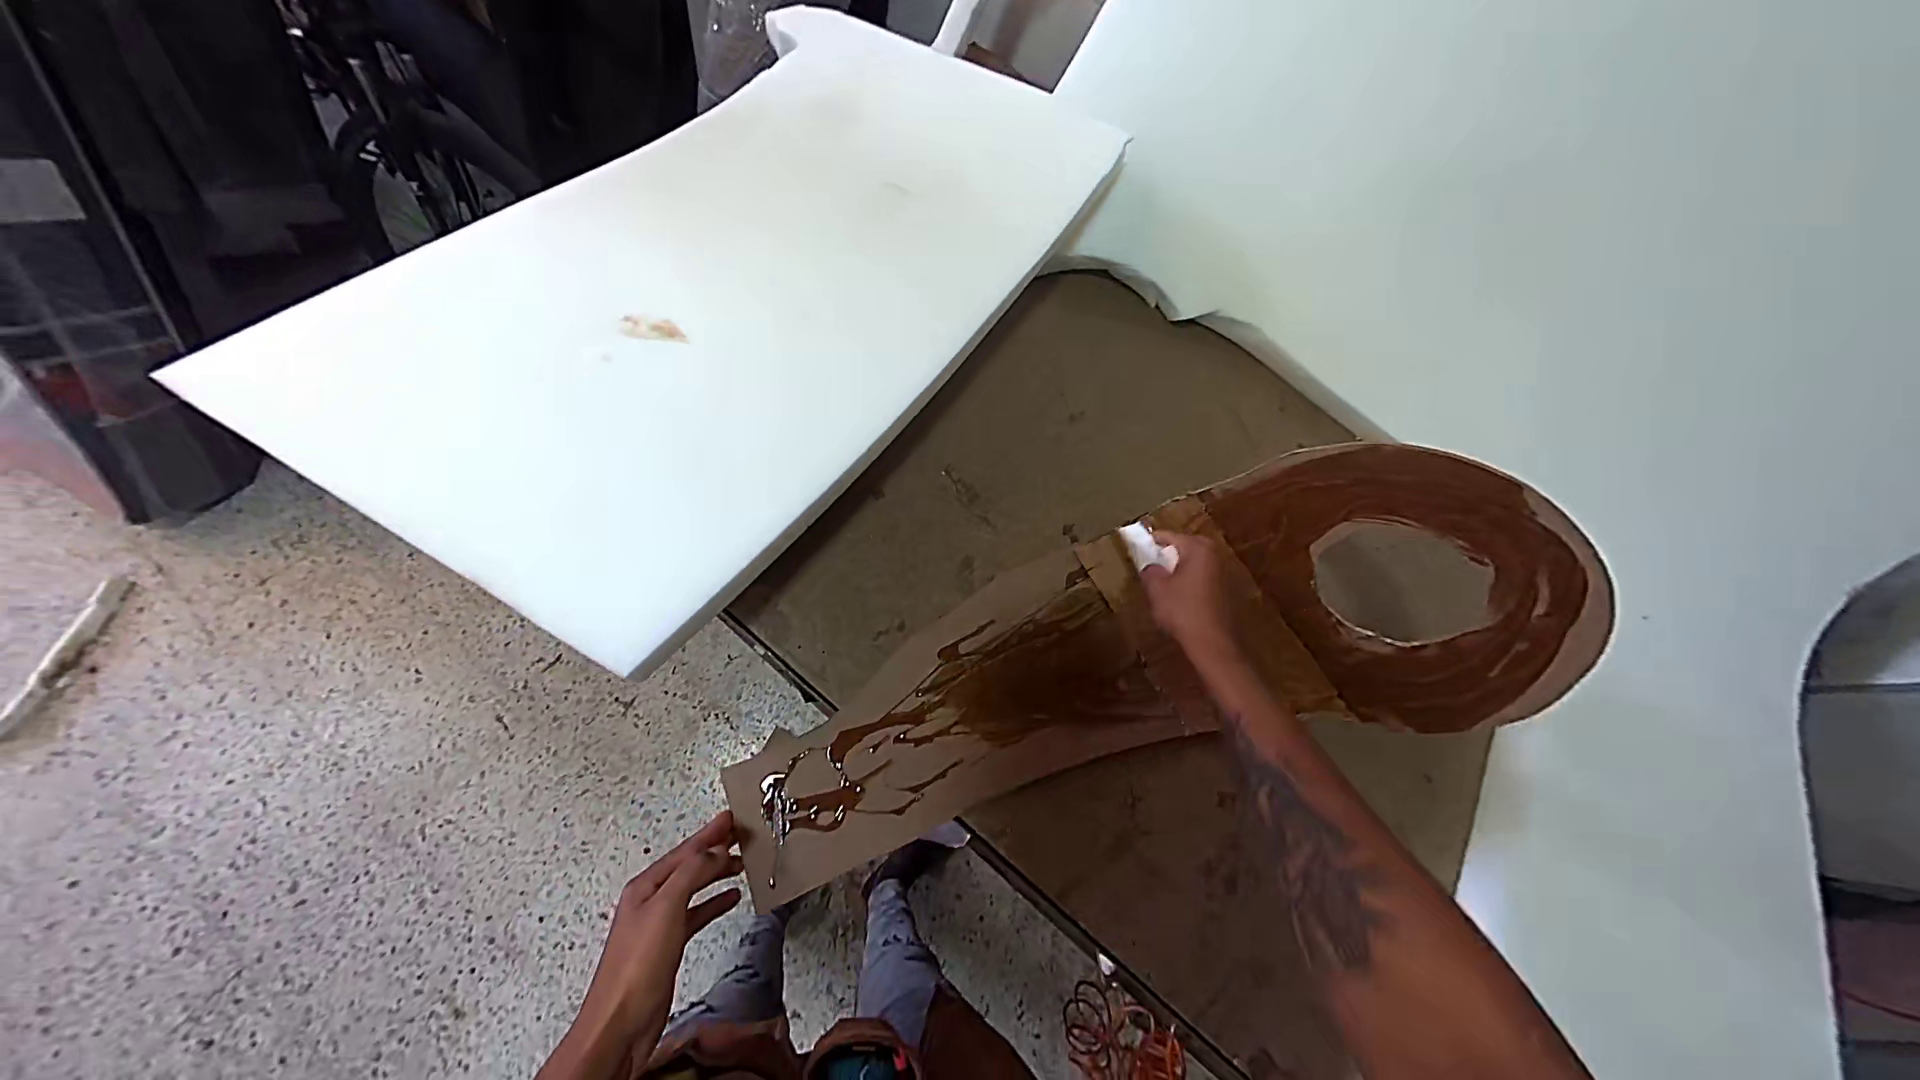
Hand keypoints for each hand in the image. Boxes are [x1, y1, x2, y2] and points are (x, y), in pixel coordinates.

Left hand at [553, 811, 743, 1073]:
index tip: (730, 818)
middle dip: (716, 847)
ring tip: (740, 859)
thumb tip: (714, 852)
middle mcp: (651, 901)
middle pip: (690, 864)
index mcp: (646, 886)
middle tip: (739, 833)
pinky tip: (729, 897)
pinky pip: (698, 911)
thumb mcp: (666, 908)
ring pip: (696, 885)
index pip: (686, 849)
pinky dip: (716, 900)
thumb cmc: (633, 973)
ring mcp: (660, 923)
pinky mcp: (670, 944)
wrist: (621, 1025)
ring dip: (718, 870)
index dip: (710, 833)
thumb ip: (691, 873)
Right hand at [1139, 531, 1234, 652]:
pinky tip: (1177, 596)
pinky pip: (1200, 576)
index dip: (1149, 542)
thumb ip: (1149, 570)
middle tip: (1148, 565)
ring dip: (1177, 568)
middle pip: (1183, 547)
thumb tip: (1150, 566)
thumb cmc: (1181, 610)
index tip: (1134, 548)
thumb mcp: (1156, 588)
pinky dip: (1187, 580)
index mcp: (1197, 548)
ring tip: (1160, 581)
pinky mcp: (1223, 589)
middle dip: (1166, 554)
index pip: (1168, 536)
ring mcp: (1221, 572)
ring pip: (1192, 562)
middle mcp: (1213, 555)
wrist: (1210, 641)